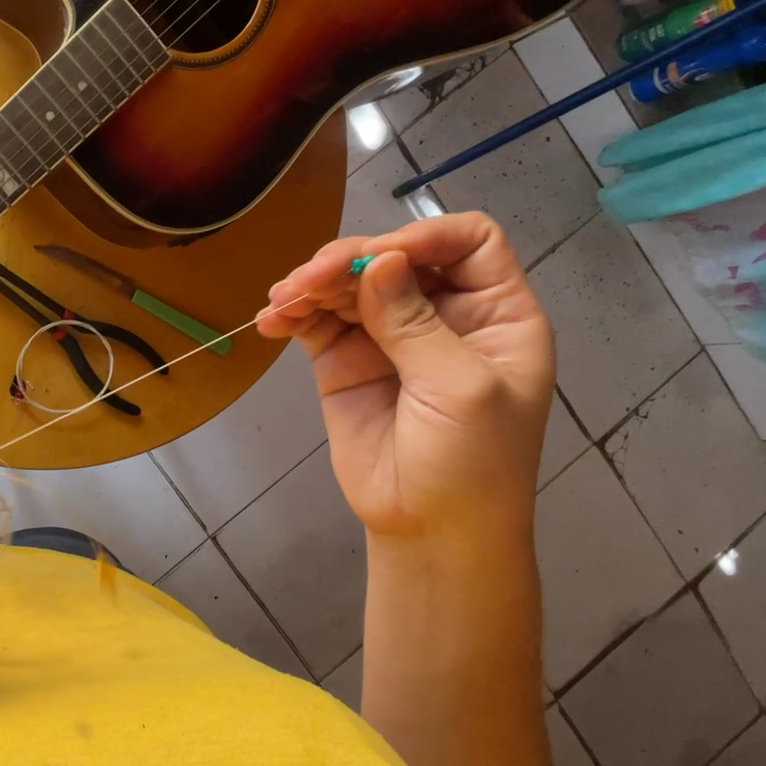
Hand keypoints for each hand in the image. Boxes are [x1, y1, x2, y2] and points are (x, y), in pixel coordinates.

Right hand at [255, 213, 554, 542]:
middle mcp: (440, 314)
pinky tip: (271, 320)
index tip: (378, 257)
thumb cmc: (473, 463)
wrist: (429, 529)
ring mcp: (387, 338)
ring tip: (281, 301)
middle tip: (308, 280)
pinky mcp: (344, 363)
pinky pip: (317, 324)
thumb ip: (416, 323)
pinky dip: (292, 316)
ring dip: (312, 285)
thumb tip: (378, 262)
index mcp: (493, 312)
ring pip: (348, 287)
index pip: (466, 243)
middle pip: (393, 258)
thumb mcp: (459, 389)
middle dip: (350, 261)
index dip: (424, 236)